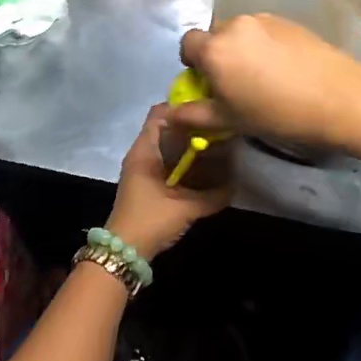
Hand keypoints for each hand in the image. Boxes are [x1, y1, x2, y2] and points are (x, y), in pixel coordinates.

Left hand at [106, 106, 230, 257]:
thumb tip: (237, 183)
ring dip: (189, 146)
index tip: (208, 110)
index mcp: (145, 150)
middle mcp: (142, 154)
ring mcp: (143, 169)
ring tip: (218, 145)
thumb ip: (213, 195)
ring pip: (168, 146)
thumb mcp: (185, 208)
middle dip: (193, 128)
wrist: (123, 252)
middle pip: (167, 128)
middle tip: (220, 128)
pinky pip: (167, 162)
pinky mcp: (147, 183)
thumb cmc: (150, 220)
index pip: (160, 113)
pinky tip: (206, 167)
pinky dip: (184, 161)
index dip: (183, 107)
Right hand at [175, 15, 360, 145]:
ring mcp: (264, 19)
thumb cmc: (276, 113)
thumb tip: (170, 115)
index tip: (207, 82)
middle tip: (235, 82)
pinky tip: (283, 68)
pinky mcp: (288, 21)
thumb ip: (195, 115)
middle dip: (217, 54)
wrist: (337, 97)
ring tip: (263, 76)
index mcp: (215, 48)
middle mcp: (235, 25)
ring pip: (240, 32)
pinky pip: (263, 31)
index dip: (192, 62)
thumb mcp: (230, 121)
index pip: (187, 43)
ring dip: (241, 48)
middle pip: (215, 35)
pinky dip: (263, 45)